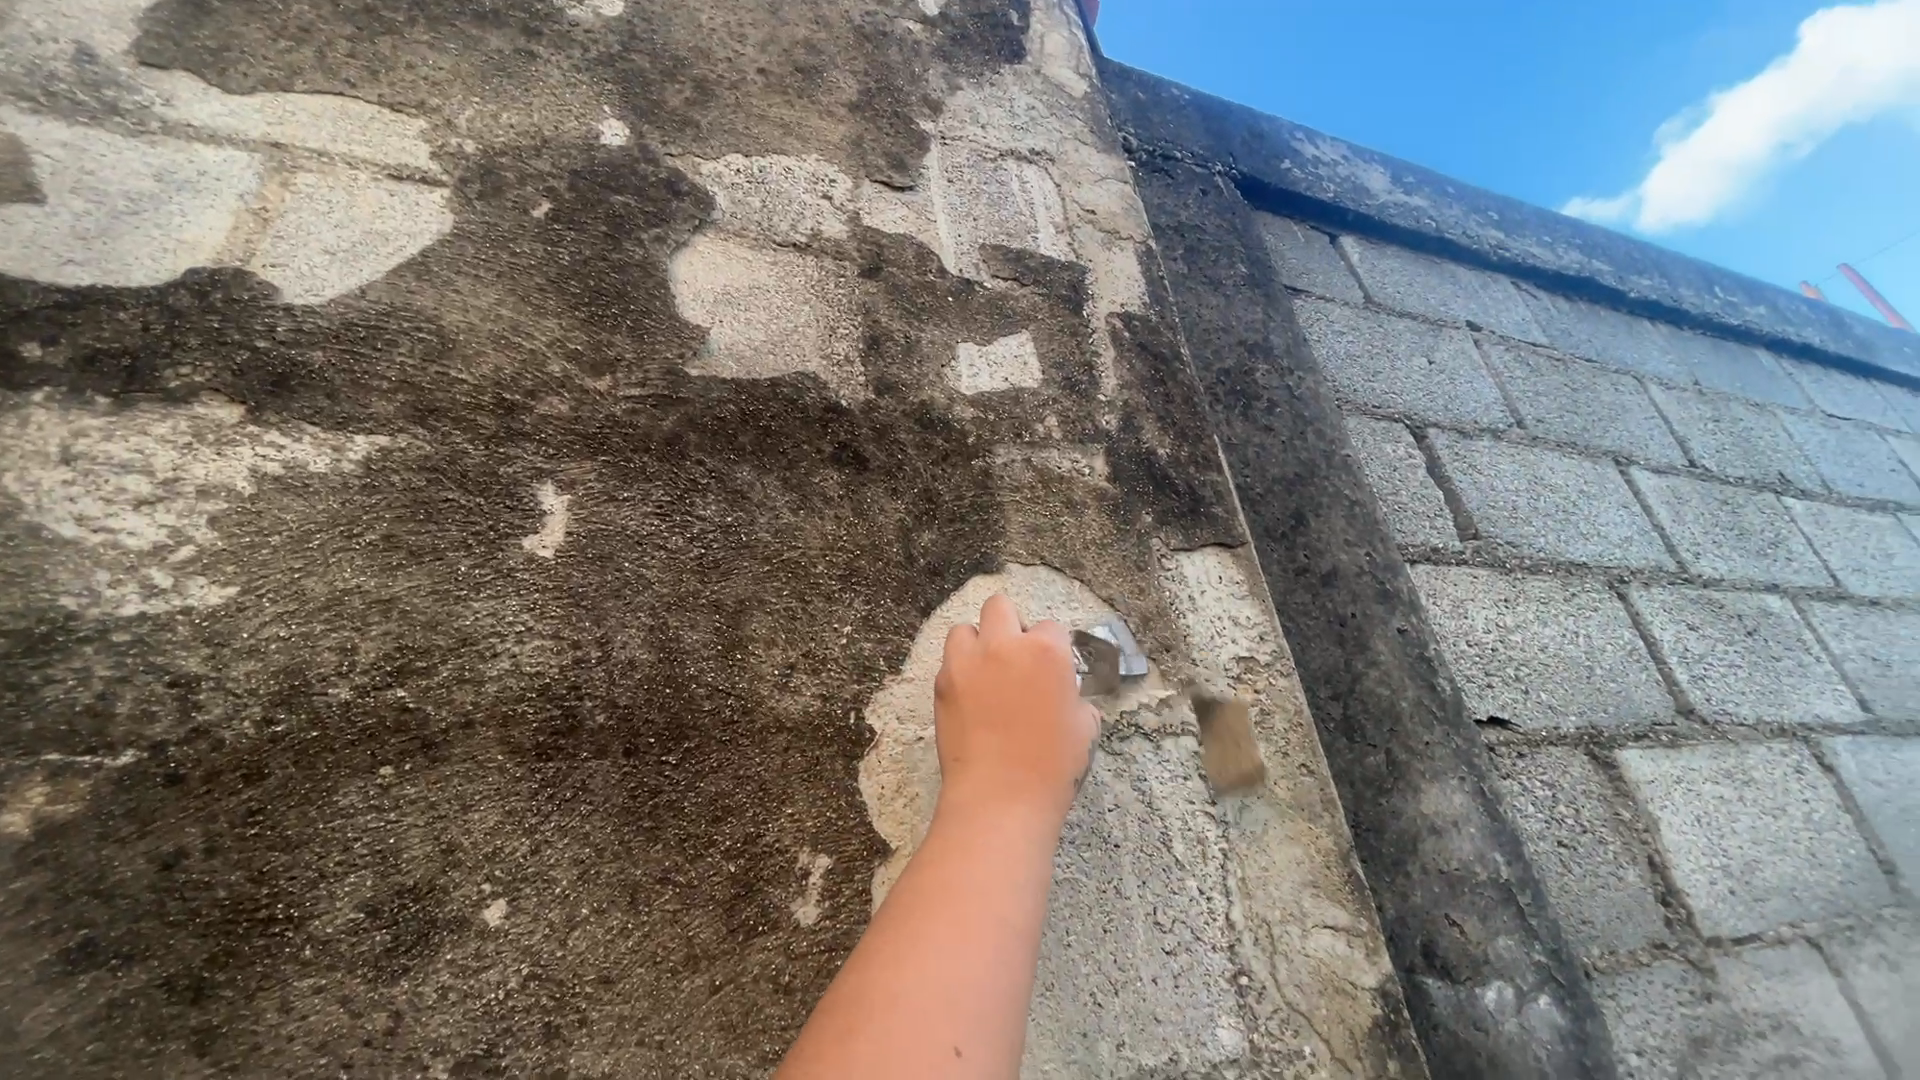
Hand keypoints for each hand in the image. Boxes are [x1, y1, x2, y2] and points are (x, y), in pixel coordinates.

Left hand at [933, 594, 1100, 830]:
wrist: (1000, 797)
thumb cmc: (1052, 767)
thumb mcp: (1085, 727)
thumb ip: (1075, 698)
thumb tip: (1065, 696)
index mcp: (1046, 651)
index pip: (1050, 628)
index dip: (1052, 649)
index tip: (1049, 671)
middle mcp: (1004, 646)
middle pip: (999, 607)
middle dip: (1008, 625)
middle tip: (1014, 657)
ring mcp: (967, 662)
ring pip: (964, 629)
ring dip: (976, 644)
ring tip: (985, 673)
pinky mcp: (941, 684)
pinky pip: (949, 663)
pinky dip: (959, 672)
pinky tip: (970, 699)